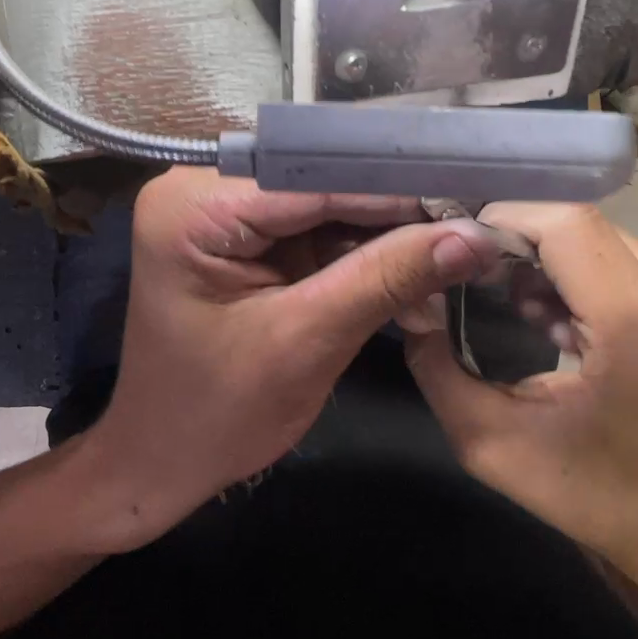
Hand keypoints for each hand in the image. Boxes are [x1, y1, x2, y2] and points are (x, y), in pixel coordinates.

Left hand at [84, 168, 502, 547]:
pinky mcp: (244, 237)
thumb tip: (475, 236)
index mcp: (193, 206)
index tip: (472, 197)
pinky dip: (364, 249)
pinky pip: (316, 228)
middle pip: (318, 182)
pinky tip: (418, 258)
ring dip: (387, 229)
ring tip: (460, 238)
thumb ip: (386, 278)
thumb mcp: (304, 343)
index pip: (310, 177)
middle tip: (474, 220)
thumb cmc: (215, 414)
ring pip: (325, 203)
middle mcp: (202, 190)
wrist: (162, 461)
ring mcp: (223, 211)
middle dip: (394, 207)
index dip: (394, 188)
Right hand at [403, 202, 637, 614]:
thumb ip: (437, 366)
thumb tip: (412, 297)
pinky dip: (572, 271)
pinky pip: (617, 252)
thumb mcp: (491, 444)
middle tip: (474, 282)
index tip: (457, 251)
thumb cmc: (596, 495)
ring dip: (543, 260)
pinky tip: (553, 319)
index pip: (564, 224)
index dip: (503, 221)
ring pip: (593, 234)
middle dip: (515, 244)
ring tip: (515, 310)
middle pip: (576, 225)